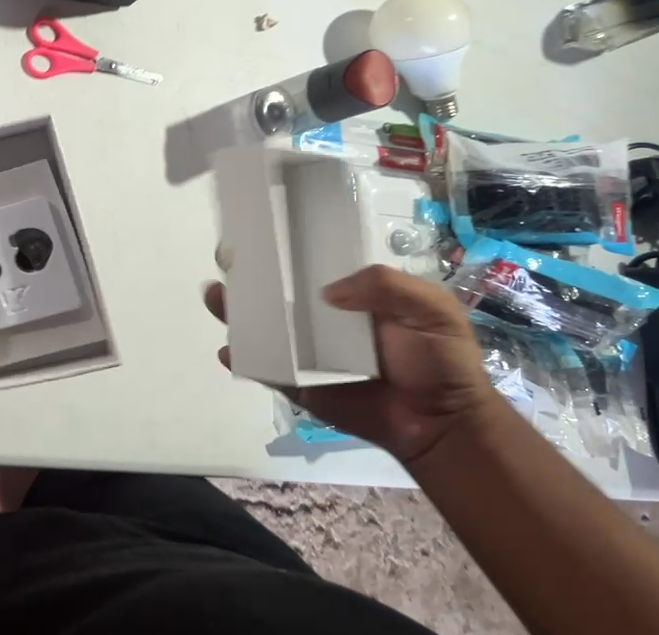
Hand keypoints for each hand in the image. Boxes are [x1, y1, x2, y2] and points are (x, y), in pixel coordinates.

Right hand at [204, 265, 499, 467]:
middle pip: (273, 293)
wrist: (443, 424)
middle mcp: (318, 319)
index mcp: (347, 296)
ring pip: (261, 328)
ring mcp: (305, 352)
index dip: (282, 250)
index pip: (308, 267)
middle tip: (225, 261)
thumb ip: (386, 286)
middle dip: (244, 276)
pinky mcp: (298, 384)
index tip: (256, 235)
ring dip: (234, 313)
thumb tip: (326, 292)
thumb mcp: (432, 309)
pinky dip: (243, 360)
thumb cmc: (441, 361)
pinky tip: (228, 351)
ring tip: (215, 297)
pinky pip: (265, 369)